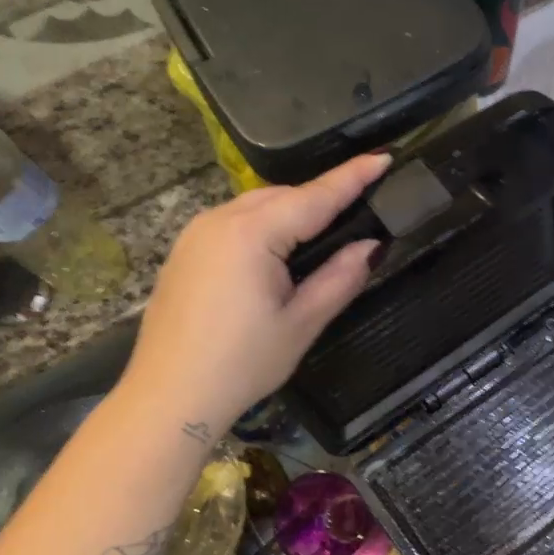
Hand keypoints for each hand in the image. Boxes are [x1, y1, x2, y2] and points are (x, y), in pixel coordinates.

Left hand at [123, 153, 390, 429]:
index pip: (314, 197)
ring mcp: (196, 234)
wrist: (170, 397)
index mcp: (251, 234)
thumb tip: (371, 246)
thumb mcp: (302, 323)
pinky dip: (265, 226)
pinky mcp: (185, 252)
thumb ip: (340, 277)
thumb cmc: (242, 364)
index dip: (352, 177)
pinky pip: (235, 223)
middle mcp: (219, 220)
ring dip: (292, 212)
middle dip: (321, 198)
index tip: (383, 157)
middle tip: (362, 211)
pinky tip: (280, 253)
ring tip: (326, 234)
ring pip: (257, 207)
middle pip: (283, 195)